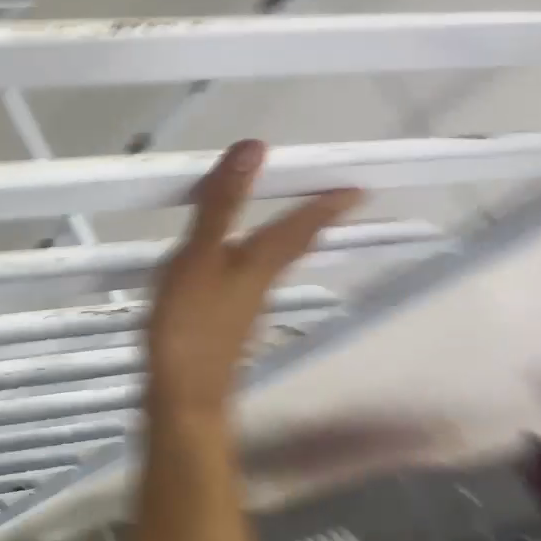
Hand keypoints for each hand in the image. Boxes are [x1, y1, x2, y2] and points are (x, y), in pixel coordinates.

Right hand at [146, 139, 363, 419]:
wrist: (184, 392)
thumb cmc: (190, 324)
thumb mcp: (198, 258)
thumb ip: (221, 207)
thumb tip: (254, 148)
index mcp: (259, 262)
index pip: (300, 224)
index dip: (326, 203)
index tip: (356, 188)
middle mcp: (259, 284)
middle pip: (291, 250)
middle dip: (309, 227)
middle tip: (331, 210)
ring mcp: (242, 312)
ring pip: (268, 271)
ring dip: (279, 251)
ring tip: (282, 237)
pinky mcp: (220, 332)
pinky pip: (241, 292)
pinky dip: (244, 277)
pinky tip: (227, 283)